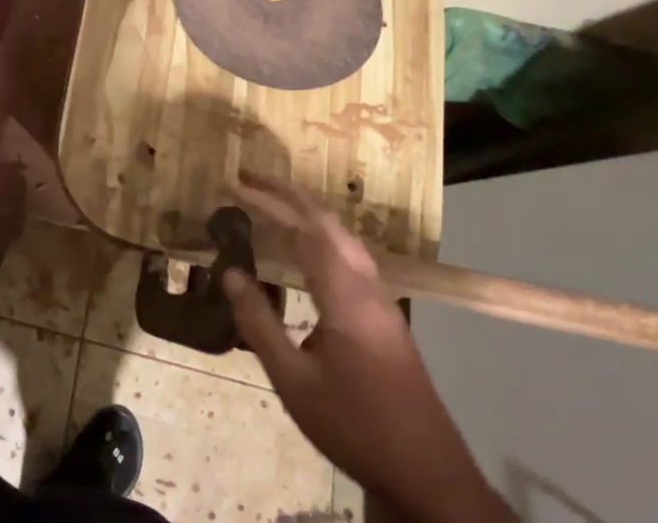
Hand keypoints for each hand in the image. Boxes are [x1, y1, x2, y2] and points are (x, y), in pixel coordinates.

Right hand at [223, 175, 514, 522]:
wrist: (427, 475)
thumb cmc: (354, 426)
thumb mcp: (293, 380)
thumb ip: (259, 323)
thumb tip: (231, 273)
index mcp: (346, 298)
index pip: (309, 230)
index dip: (273, 201)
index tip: (239, 183)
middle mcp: (369, 290)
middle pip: (331, 226)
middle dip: (291, 198)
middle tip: (250, 183)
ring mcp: (383, 306)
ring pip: (346, 243)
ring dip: (309, 218)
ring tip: (272, 208)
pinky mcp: (387, 323)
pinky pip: (351, 262)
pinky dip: (321, 242)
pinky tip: (304, 256)